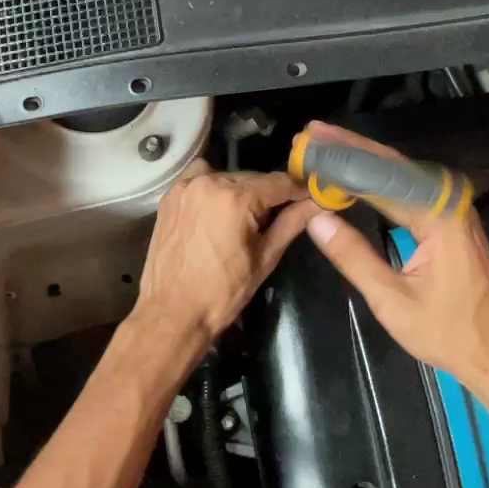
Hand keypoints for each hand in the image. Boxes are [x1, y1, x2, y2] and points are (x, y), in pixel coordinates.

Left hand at [133, 161, 318, 345]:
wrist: (172, 312)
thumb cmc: (222, 292)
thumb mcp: (264, 258)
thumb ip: (291, 224)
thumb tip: (318, 203)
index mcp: (235, 199)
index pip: (278, 182)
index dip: (299, 189)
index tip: (311, 196)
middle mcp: (209, 182)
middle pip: (252, 177)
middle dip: (269, 193)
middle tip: (279, 214)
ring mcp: (185, 186)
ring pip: (227, 176)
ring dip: (241, 189)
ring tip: (245, 216)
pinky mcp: (170, 195)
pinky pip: (200, 178)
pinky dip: (213, 186)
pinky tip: (218, 208)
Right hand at [300, 122, 488, 385]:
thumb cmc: (446, 332)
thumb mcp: (391, 300)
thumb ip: (353, 256)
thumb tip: (317, 218)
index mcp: (441, 218)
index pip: (385, 174)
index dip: (345, 154)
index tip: (314, 139)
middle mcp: (451, 204)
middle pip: (394, 165)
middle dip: (351, 148)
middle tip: (313, 134)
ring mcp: (454, 210)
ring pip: (402, 174)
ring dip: (364, 160)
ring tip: (327, 147)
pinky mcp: (450, 220)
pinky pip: (410, 190)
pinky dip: (379, 180)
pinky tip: (356, 174)